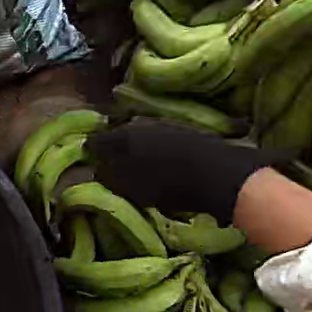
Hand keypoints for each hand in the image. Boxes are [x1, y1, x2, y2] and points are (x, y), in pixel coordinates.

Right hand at [85, 118, 281, 223]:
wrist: (221, 174)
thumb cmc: (170, 185)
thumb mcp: (133, 188)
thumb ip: (111, 178)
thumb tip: (98, 170)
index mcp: (123, 136)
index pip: (97, 140)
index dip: (92, 151)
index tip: (90, 159)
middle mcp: (141, 123)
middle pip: (120, 132)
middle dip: (115, 145)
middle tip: (112, 160)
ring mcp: (167, 123)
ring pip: (142, 132)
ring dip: (137, 144)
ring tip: (138, 161)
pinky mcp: (187, 131)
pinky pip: (161, 137)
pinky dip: (156, 147)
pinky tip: (162, 160)